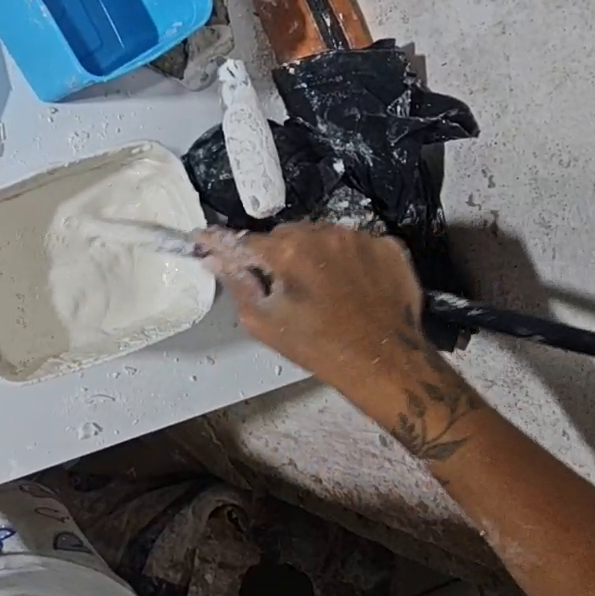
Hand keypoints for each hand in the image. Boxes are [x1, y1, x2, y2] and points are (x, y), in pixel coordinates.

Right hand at [197, 222, 435, 393]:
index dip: (224, 244)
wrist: (385, 362)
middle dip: (278, 253)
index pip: (244, 239)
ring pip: (320, 235)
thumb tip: (214, 259)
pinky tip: (349, 284)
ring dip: (312, 253)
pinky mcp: (389, 246)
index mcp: (288, 251)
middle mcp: (323, 233)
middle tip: (282, 284)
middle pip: (285, 234)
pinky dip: (346, 258)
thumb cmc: (317, 346)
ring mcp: (360, 237)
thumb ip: (236, 283)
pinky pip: (355, 243)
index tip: (205, 239)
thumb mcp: (262, 322)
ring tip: (319, 286)